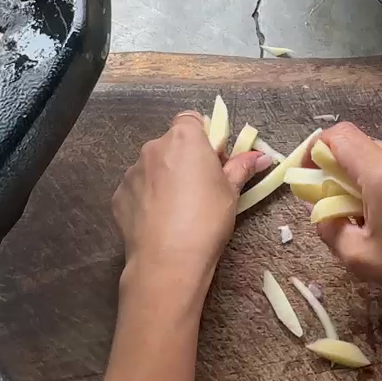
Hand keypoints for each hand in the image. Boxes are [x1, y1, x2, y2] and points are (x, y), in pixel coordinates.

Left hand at [111, 112, 271, 301]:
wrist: (168, 261)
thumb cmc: (207, 219)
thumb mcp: (231, 192)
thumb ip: (242, 167)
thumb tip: (262, 156)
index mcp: (184, 139)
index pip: (191, 119)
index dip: (204, 136)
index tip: (214, 160)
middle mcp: (153, 148)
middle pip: (172, 143)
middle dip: (185, 159)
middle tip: (201, 187)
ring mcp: (132, 172)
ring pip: (153, 167)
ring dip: (165, 178)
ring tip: (179, 209)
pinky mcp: (119, 196)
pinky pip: (138, 189)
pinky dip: (148, 198)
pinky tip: (160, 221)